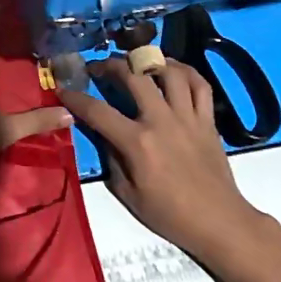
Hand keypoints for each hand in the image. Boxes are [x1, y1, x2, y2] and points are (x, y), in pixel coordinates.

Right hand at [57, 57, 269, 259]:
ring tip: (138, 62)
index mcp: (138, 143)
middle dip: (111, 65)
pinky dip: (186, 71)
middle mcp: (162, 121)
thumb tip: (103, 134)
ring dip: (150, 61)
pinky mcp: (208, 119)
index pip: (98, 112)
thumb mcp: (128, 194)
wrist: (216, 220)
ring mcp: (188, 116)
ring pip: (170, 71)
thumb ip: (112, 159)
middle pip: (134, 76)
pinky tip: (173, 70)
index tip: (64, 90)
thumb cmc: (169, 214)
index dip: (76, 98)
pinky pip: (200, 84)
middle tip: (100, 66)